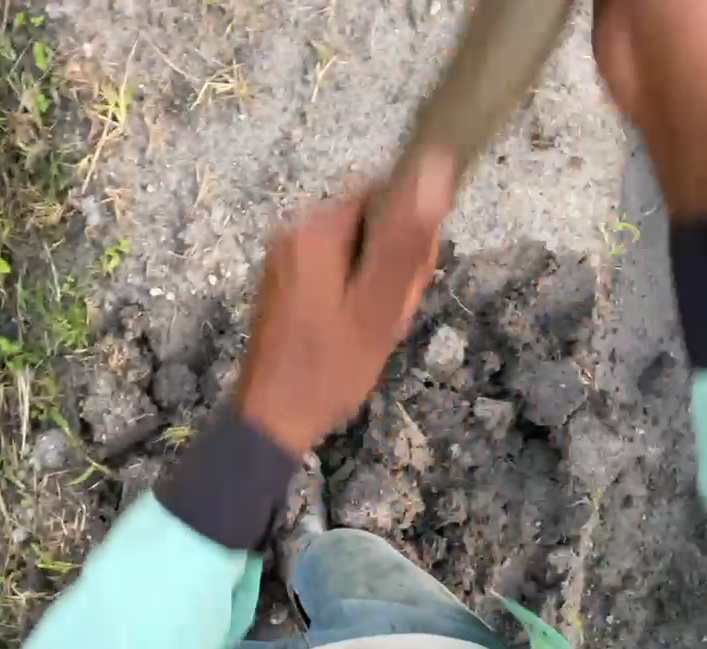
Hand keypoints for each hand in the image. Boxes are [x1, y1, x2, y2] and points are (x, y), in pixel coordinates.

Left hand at [233, 154, 455, 458]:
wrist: (270, 422)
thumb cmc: (327, 371)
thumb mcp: (377, 309)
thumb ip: (405, 242)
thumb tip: (435, 168)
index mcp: (314, 230)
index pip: (383, 194)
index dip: (410, 234)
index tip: (410, 282)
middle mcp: (293, 234)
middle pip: (368, 224)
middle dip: (391, 268)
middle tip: (388, 318)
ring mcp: (284, 262)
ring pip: (354, 254)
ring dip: (376, 288)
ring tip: (371, 332)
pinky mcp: (283, 287)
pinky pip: (333, 275)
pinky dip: (353, 300)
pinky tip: (353, 335)